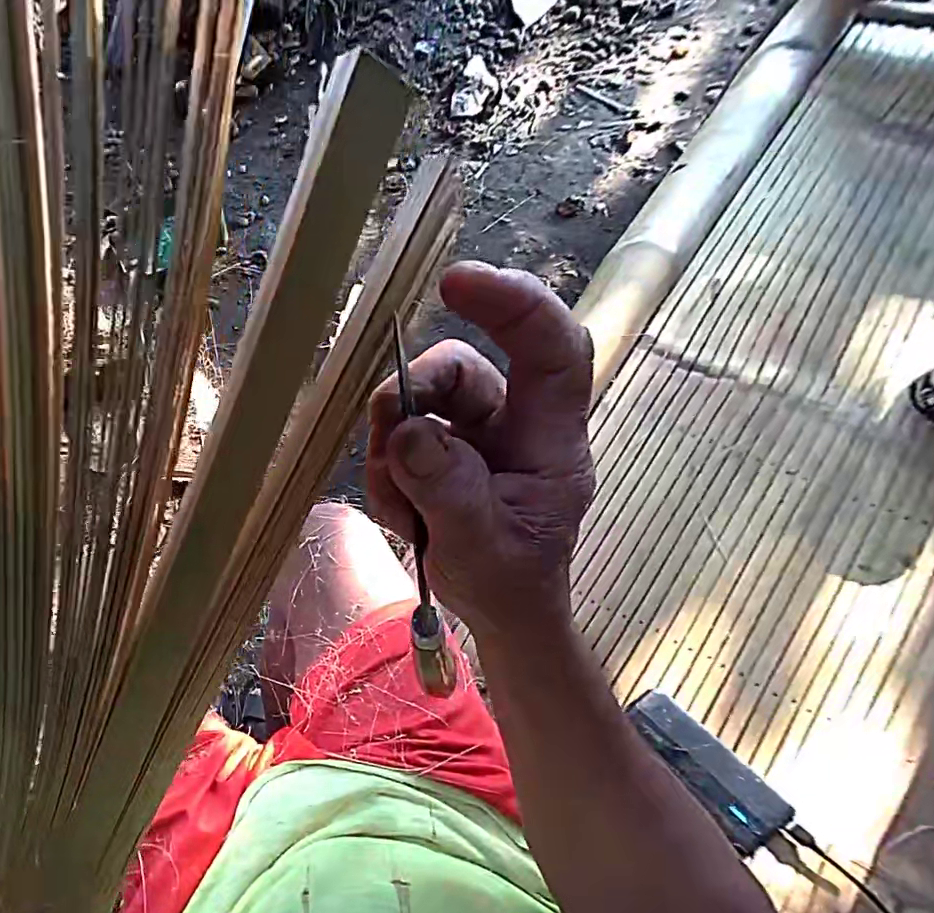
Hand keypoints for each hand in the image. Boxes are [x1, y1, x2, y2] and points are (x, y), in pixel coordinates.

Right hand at [364, 262, 595, 636]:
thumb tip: (408, 431)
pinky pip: (392, 442)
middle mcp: (508, 425)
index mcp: (548, 439)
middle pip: (455, 372)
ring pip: (412, 406)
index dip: (513, 306)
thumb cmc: (509, 582)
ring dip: (389, 453)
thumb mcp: (480, 546)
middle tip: (384, 434)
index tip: (457, 282)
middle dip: (410, 395)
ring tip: (401, 509)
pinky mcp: (433, 454)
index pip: (549, 352)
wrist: (496, 609)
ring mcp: (466, 439)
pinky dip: (384, 475)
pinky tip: (401, 513)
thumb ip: (448, 490)